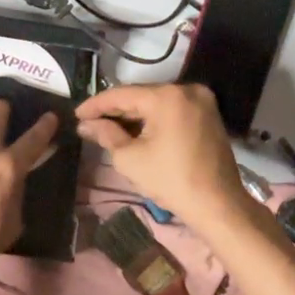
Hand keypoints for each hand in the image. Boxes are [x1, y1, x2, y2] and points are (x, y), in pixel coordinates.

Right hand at [76, 84, 252, 228]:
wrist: (217, 204)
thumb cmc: (170, 180)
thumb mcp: (130, 158)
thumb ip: (106, 134)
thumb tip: (86, 125)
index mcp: (167, 96)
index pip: (122, 94)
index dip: (96, 104)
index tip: (77, 114)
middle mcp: (187, 90)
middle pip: (141, 95)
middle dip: (115, 110)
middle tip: (90, 122)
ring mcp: (202, 101)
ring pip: (157, 103)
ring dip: (134, 115)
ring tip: (108, 127)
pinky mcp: (208, 115)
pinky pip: (173, 110)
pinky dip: (153, 119)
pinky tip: (135, 130)